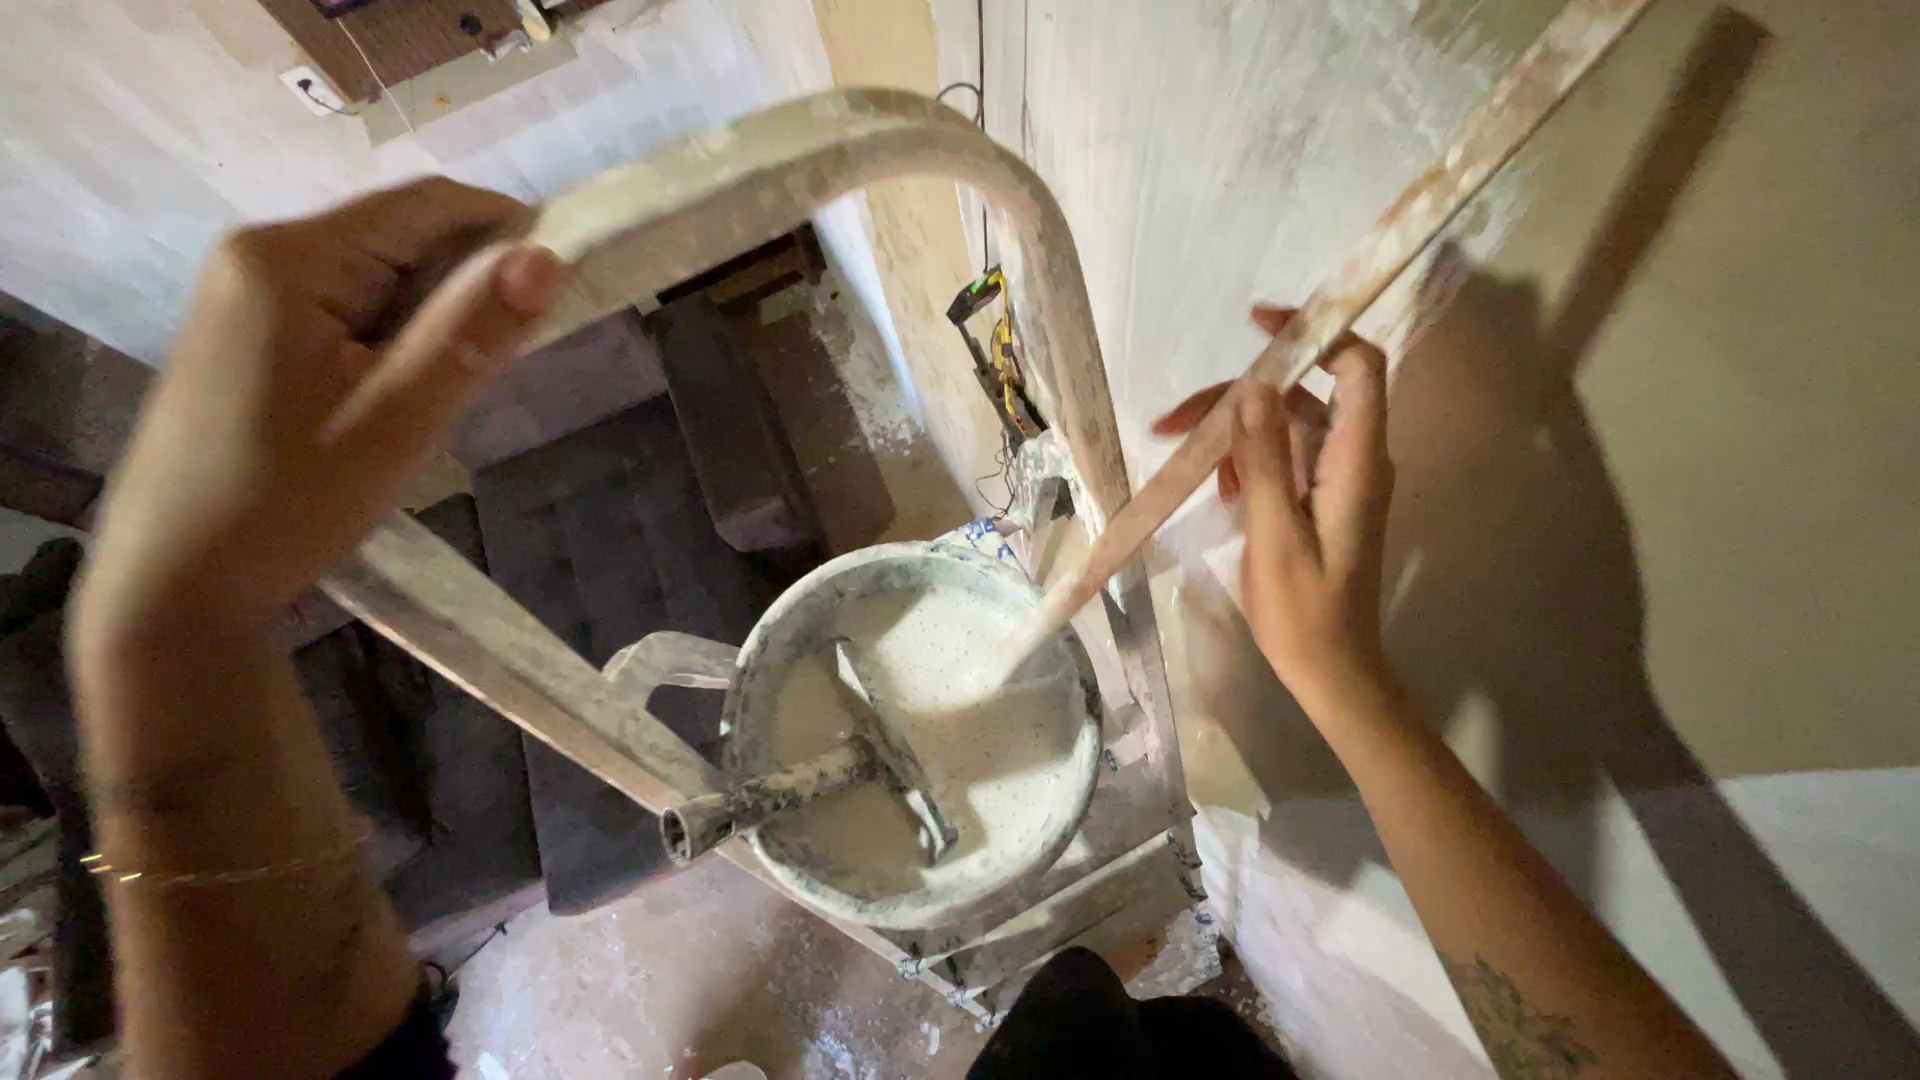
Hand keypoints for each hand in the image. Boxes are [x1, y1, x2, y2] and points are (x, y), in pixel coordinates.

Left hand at [75, 178, 560, 637]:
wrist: (179, 584)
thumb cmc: (290, 502)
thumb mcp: (398, 420)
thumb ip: (471, 335)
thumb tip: (546, 260)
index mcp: (289, 259)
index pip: (426, 205)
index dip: (509, 228)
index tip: (572, 277)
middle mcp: (265, 258)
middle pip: (405, 239)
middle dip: (476, 284)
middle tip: (518, 355)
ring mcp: (256, 298)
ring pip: (388, 280)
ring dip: (447, 319)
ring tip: (465, 386)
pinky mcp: (264, 338)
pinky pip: (362, 313)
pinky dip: (411, 341)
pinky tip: (418, 393)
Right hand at [1152, 305, 1393, 707]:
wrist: (1330, 668)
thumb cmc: (1305, 610)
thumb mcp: (1276, 533)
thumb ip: (1265, 459)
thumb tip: (1254, 388)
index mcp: (1357, 461)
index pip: (1358, 366)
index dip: (1317, 332)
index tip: (1258, 326)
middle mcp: (1354, 458)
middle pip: (1301, 395)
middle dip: (1239, 397)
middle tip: (1174, 422)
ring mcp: (1335, 479)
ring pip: (1284, 426)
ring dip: (1234, 433)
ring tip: (1184, 455)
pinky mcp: (1317, 498)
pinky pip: (1281, 458)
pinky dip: (1246, 463)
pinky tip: (1219, 487)